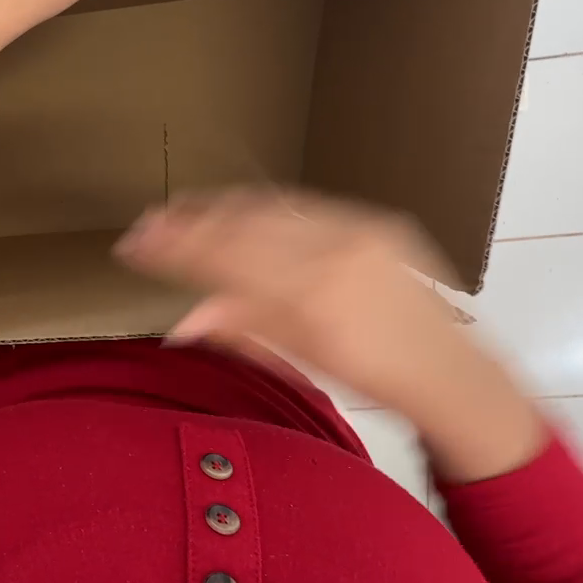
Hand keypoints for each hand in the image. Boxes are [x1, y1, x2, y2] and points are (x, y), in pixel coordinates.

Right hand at [114, 190, 545, 483]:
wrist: (448, 369)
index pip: (225, 260)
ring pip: (269, 208)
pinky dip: (259, 205)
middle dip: (186, 223)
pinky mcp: (372, 220)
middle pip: (241, 227)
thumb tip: (179, 325)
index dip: (173, 248)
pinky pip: (301, 206)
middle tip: (145, 223)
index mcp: (311, 297)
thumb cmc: (371, 377)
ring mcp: (355, 230)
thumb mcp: (300, 360)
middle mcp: (332, 252)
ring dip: (217, 207)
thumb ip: (240, 330)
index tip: (134, 245)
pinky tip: (234, 206)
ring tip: (179, 208)